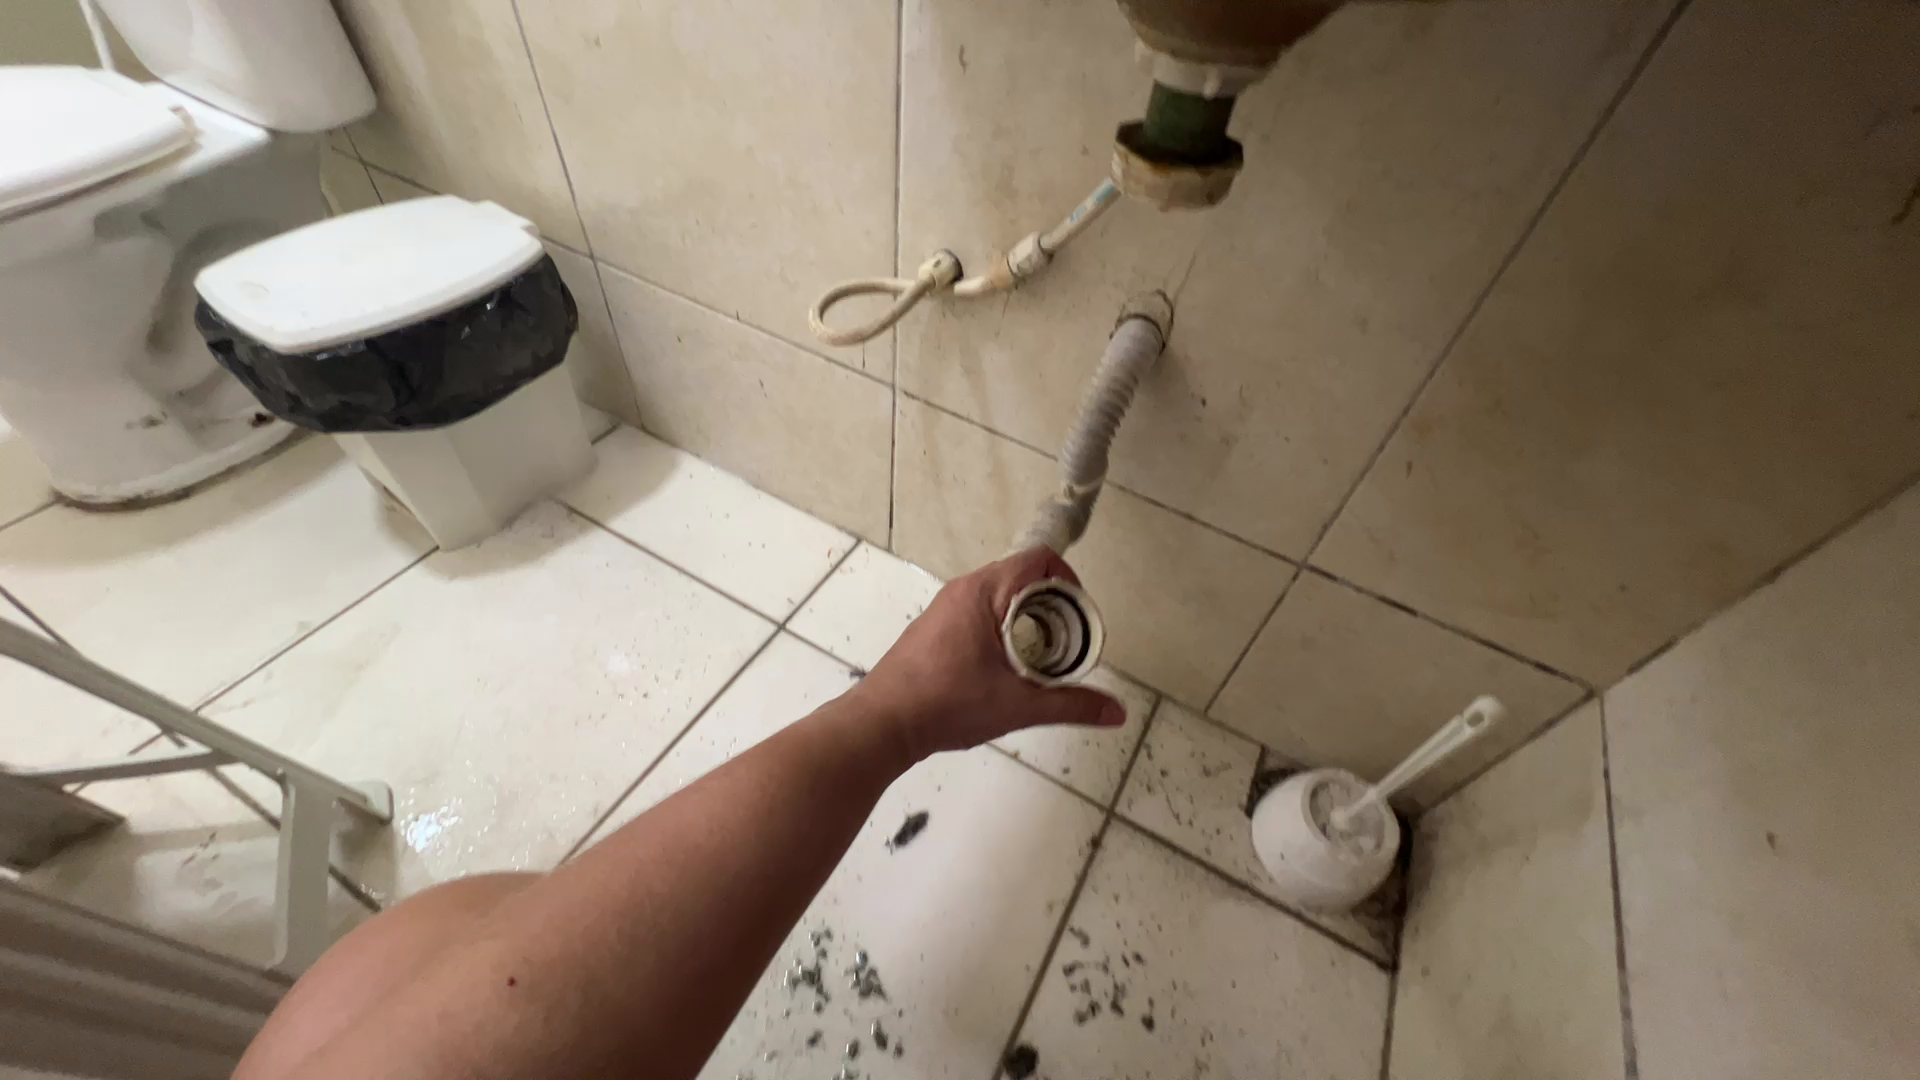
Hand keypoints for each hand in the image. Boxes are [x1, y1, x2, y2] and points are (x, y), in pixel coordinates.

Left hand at [851, 547, 1125, 760]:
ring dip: (1027, 616)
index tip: (1080, 617)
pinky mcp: (935, 625)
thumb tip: (1118, 713)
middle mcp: (964, 588)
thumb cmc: (950, 704)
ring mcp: (945, 606)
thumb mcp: (1018, 705)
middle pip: (1022, 575)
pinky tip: (1007, 664)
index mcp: (985, 591)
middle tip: (1068, 642)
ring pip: (1001, 595)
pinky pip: (980, 609)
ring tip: (1042, 656)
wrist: (883, 722)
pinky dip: (1003, 625)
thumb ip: (1071, 705)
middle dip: (1052, 604)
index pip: (1038, 560)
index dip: (1069, 579)